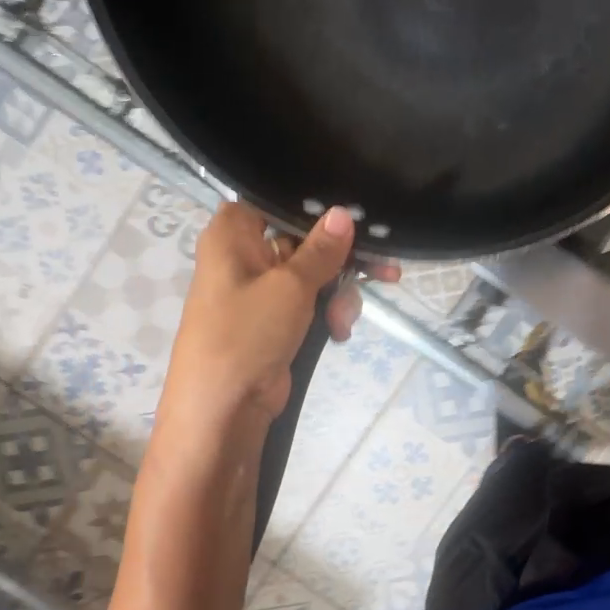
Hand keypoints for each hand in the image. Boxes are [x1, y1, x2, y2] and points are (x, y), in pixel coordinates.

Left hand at [159, 204, 399, 435]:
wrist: (225, 405)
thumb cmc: (247, 333)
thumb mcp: (290, 286)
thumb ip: (322, 250)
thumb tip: (345, 213)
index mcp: (233, 234)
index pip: (278, 204)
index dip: (316, 211)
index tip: (356, 220)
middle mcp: (245, 256)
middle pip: (305, 242)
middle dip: (342, 262)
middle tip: (384, 270)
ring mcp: (262, 291)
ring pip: (316, 276)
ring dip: (339, 295)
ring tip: (343, 321)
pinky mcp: (277, 321)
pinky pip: (313, 304)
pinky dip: (329, 314)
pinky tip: (338, 333)